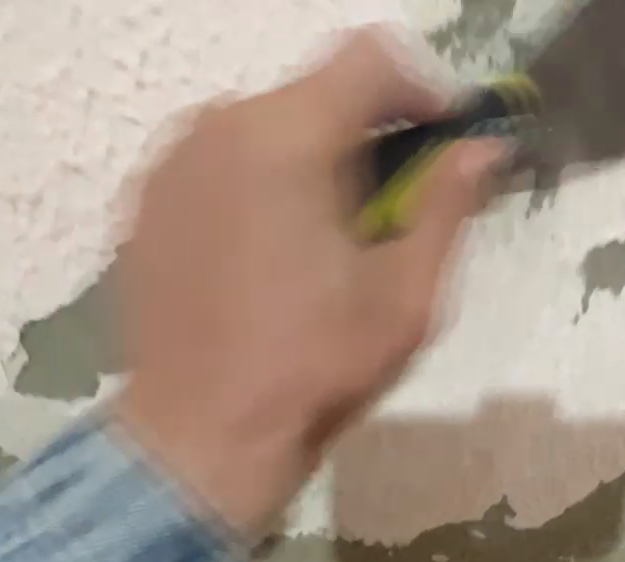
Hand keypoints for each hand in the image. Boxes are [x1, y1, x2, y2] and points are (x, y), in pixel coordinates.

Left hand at [115, 26, 505, 537]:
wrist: (203, 438)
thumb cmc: (314, 373)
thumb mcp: (404, 301)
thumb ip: (447, 210)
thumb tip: (482, 149)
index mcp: (285, 140)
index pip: (370, 58)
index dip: (423, 89)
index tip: (443, 143)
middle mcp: (215, 127)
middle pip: (312, 97)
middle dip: (362, 141)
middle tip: (384, 218)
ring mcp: (168, 166)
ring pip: (261, 132)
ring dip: (307, 168)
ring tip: (321, 251)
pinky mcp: (142, 207)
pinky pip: (215, 170)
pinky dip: (254, 194)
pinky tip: (264, 265)